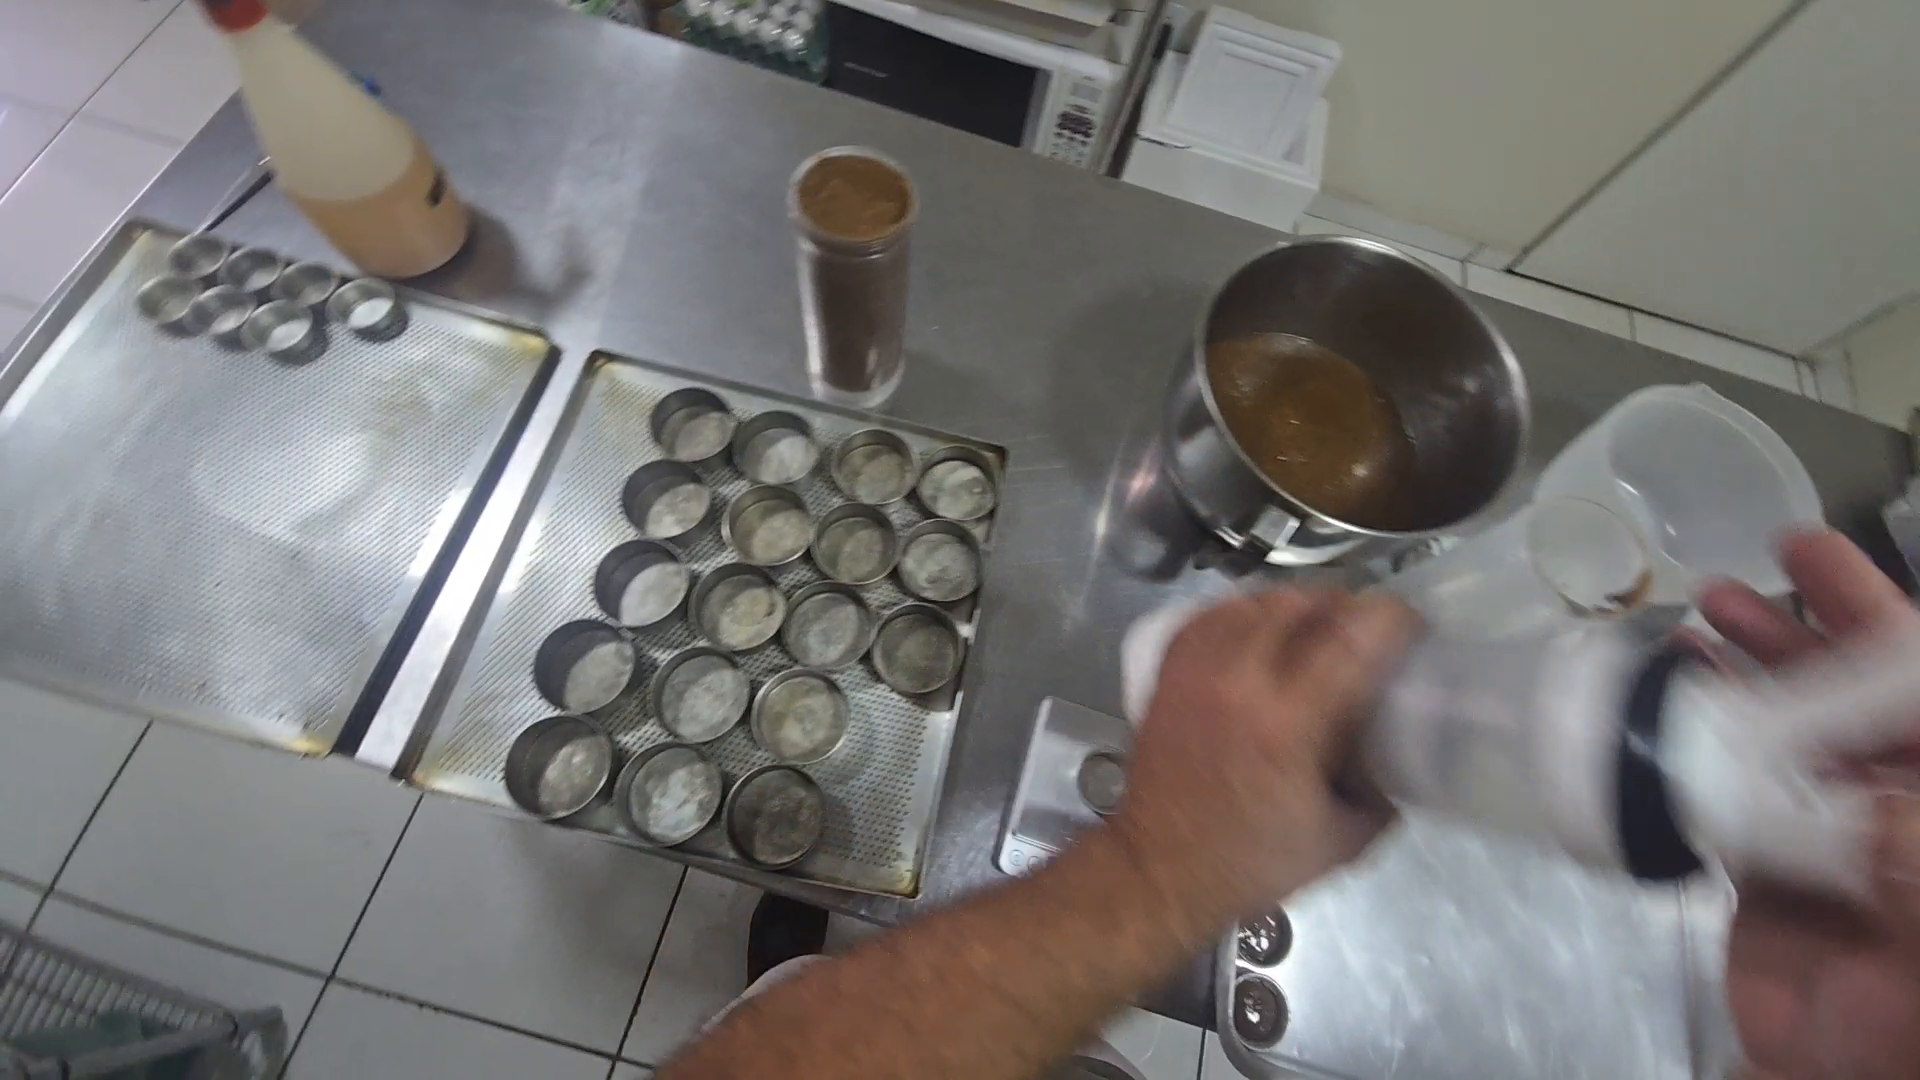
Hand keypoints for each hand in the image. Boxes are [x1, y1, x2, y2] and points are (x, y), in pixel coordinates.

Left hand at [1112, 589, 1418, 929]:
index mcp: (1287, 723)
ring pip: (1250, 602)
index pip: (1349, 641)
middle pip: (1298, 604)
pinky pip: (1206, 616)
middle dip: (1343, 605)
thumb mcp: (1341, 839)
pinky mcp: (1166, 672)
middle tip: (1364, 625)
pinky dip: (1239, 610)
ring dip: (1293, 603)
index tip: (1412, 621)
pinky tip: (1257, 624)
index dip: (1391, 618)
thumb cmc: (1250, 860)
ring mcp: (1194, 670)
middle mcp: (1237, 681)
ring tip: (1315, 622)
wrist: (1159, 863)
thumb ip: (1381, 791)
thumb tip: (1397, 752)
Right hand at [1698, 528, 1919, 1077]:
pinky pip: (1731, 768)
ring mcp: (1833, 831)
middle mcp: (1902, 811)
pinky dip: (1698, 723)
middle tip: (1744, 576)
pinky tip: (1669, 689)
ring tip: (1699, 615)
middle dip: (1814, 633)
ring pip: (1796, 726)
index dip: (1891, 625)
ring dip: (1752, 669)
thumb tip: (1882, 808)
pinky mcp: (1763, 850)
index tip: (1828, 563)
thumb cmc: (1914, 1037)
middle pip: (1866, 702)